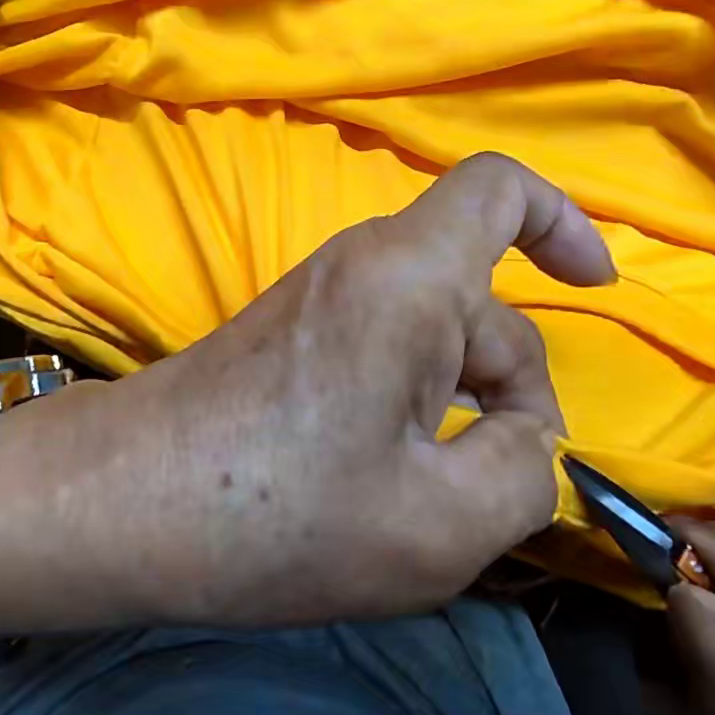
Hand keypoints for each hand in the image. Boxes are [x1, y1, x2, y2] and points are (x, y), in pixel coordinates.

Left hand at [0, 153, 615, 630]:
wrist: (120, 502)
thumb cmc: (276, 510)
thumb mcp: (439, 526)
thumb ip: (526, 473)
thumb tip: (531, 438)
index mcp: (409, 278)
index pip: (499, 188)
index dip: (562, 220)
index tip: (594, 287)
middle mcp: (370, 263)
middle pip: (482, 303)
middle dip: (510, 393)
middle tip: (488, 487)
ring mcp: (331, 293)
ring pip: (439, 335)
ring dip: (462, 409)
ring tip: (428, 496)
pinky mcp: (304, 327)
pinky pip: (395, 348)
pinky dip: (420, 404)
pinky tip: (389, 473)